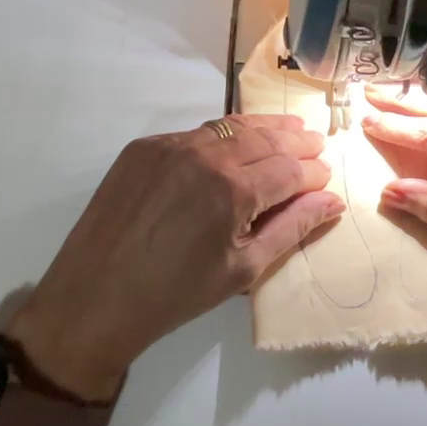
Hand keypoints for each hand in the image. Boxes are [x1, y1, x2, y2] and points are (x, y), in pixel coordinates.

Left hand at [7, 115, 341, 400]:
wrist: (94, 297)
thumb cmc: (175, 295)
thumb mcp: (243, 270)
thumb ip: (291, 229)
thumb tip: (332, 202)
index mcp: (233, 190)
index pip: (288, 169)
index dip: (312, 173)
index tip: (327, 176)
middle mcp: (204, 156)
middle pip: (263, 138)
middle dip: (294, 142)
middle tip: (316, 142)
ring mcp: (171, 146)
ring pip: (229, 128)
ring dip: (263, 129)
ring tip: (287, 130)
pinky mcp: (145, 147)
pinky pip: (195, 135)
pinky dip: (222, 137)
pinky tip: (235, 144)